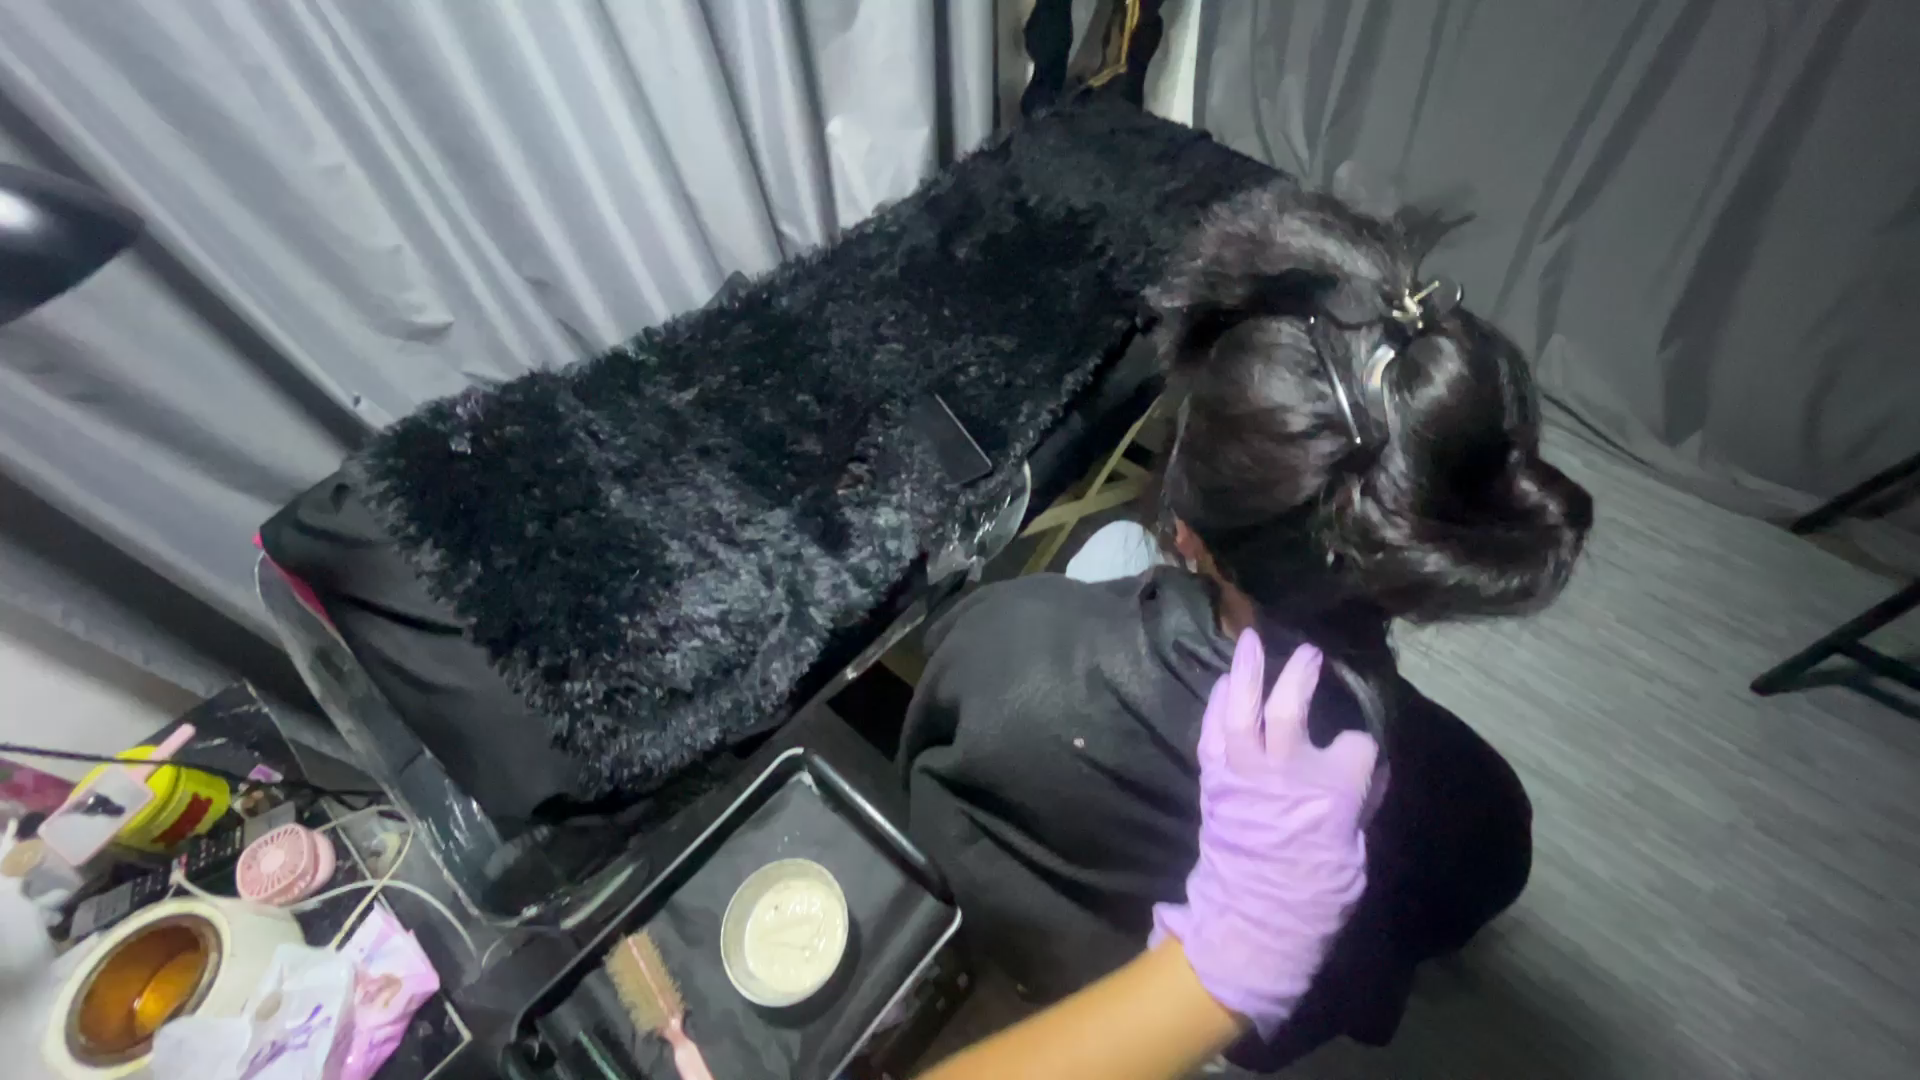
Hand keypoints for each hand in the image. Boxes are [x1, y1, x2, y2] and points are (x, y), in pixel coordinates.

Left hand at [1151, 629, 1378, 1037]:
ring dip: (1245, 672)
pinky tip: (1224, 682)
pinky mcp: (1214, 777)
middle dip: (1298, 676)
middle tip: (1308, 649)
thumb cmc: (1316, 886)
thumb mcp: (1356, 848)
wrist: (1257, 914)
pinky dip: (1217, 704)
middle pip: (1288, 711)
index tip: (1359, 741)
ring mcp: (1243, 772)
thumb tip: (1368, 764)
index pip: (1357, 745)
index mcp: (1333, 792)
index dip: (1360, 743)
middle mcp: (1286, 773)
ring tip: (1250, 639)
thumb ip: (1360, 800)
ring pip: (1240, 711)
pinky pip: (1213, 730)